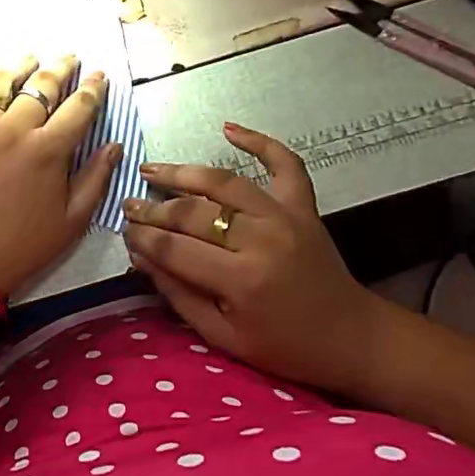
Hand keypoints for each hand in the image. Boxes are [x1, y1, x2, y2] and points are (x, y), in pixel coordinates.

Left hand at [0, 55, 121, 294]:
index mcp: (48, 149)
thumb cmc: (26, 244)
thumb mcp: (74, 218)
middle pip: (39, 87)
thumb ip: (96, 177)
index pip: (78, 107)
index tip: (99, 74)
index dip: (92, 88)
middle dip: (58, 68)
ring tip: (25, 58)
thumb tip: (114, 145)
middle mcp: (14, 130)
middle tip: (68, 57)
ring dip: (13, 67)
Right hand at [121, 123, 389, 392]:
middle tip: (129, 205)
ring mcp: (286, 216)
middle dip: (155, 209)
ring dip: (185, 173)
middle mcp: (262, 239)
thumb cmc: (284, 347)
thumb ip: (179, 295)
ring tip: (152, 169)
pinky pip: (285, 164)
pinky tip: (229, 128)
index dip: (143, 238)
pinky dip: (260, 142)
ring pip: (226, 182)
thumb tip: (140, 257)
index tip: (124, 233)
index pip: (176, 248)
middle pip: (195, 213)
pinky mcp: (303, 206)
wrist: (350, 337)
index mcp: (242, 280)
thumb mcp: (223, 337)